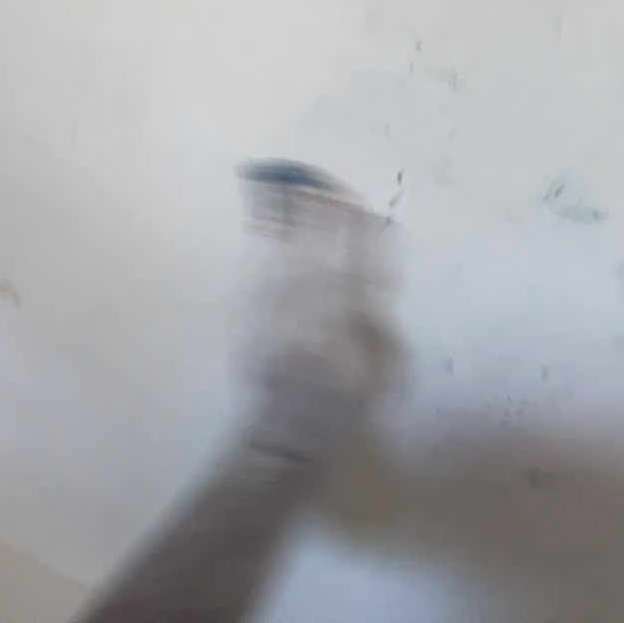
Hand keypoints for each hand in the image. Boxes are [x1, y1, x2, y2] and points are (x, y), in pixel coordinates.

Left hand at [237, 161, 397, 460]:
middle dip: (313, 220)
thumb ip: (376, 329)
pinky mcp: (247, 325)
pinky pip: (251, 280)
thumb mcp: (375, 377)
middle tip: (313, 183)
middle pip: (311, 260)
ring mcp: (271, 323)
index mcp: (340, 337)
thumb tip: (376, 282)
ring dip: (282, 223)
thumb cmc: (337, 412)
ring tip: (282, 187)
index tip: (350, 201)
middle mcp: (304, 325)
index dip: (349, 236)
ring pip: (278, 264)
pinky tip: (256, 224)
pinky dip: (255, 249)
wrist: (282, 441)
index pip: (348, 273)